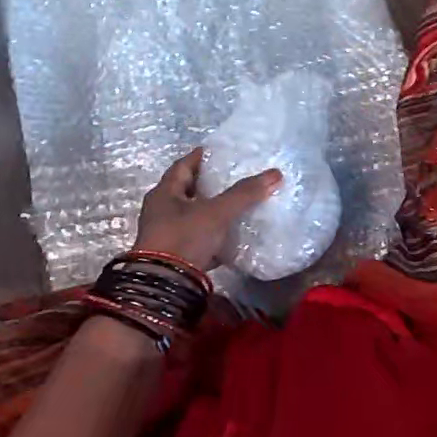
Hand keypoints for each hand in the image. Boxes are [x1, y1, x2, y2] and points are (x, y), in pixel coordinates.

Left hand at [135, 148, 281, 269]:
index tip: (219, 152)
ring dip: (209, 212)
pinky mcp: (175, 255)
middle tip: (231, 179)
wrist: (165, 283)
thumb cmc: (185, 238)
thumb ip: (244, 194)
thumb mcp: (216, 213)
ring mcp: (166, 235)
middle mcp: (161, 211)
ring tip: (234, 206)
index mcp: (165, 193)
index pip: (183, 166)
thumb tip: (275, 173)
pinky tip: (229, 238)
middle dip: (207, 185)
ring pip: (191, 216)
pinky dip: (211, 237)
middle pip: (186, 191)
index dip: (200, 157)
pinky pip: (196, 240)